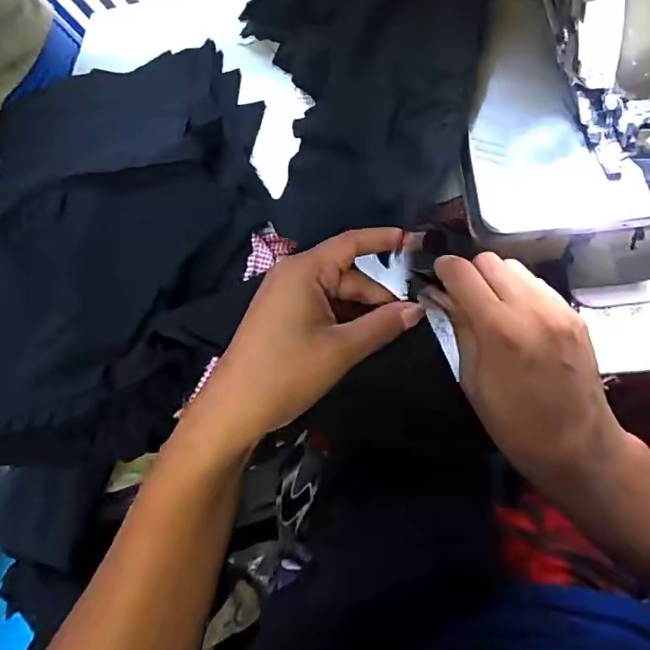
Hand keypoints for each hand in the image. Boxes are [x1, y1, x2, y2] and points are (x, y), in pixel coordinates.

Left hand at [179, 228, 422, 455]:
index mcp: (304, 270)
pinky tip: (361, 337)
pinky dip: (342, 317)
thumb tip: (416, 309)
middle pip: (347, 274)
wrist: (233, 410)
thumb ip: (382, 325)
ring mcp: (284, 294)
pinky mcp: (281, 313)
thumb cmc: (286, 373)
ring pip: (335, 292)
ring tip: (390, 332)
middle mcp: (293, 273)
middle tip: (410, 319)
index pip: (351, 242)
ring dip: (360, 310)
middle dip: (377, 294)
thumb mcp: (341, 349)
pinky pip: (320, 304)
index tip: (413, 239)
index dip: (382, 240)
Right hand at [433, 253, 626, 496]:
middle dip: (471, 273)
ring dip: (498, 279)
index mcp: (500, 328)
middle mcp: (531, 308)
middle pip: (489, 260)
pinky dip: (522, 291)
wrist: (581, 447)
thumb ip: (459, 329)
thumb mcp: (473, 382)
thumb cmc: (517, 426)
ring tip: (494, 306)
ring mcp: (557, 308)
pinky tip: (520, 317)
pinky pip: (538, 285)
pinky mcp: (574, 314)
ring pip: (515, 267)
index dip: (444, 269)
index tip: (438, 278)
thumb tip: (443, 297)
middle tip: (465, 297)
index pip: (463, 272)